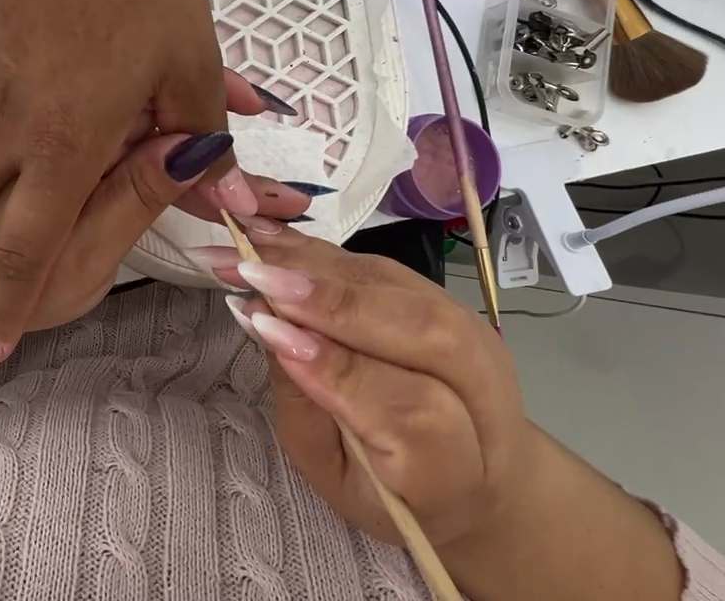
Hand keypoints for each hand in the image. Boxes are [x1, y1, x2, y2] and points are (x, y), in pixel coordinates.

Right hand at [213, 229, 532, 546]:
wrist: (478, 472)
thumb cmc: (389, 489)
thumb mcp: (331, 472)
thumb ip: (303, 401)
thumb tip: (263, 322)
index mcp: (455, 464)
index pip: (408, 407)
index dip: (335, 366)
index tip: (264, 329)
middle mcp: (479, 386)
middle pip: (419, 329)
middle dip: (328, 299)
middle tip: (250, 274)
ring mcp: (467, 329)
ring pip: (395, 285)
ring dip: (312, 262)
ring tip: (245, 248)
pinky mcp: (441, 293)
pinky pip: (377, 264)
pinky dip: (320, 250)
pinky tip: (271, 236)